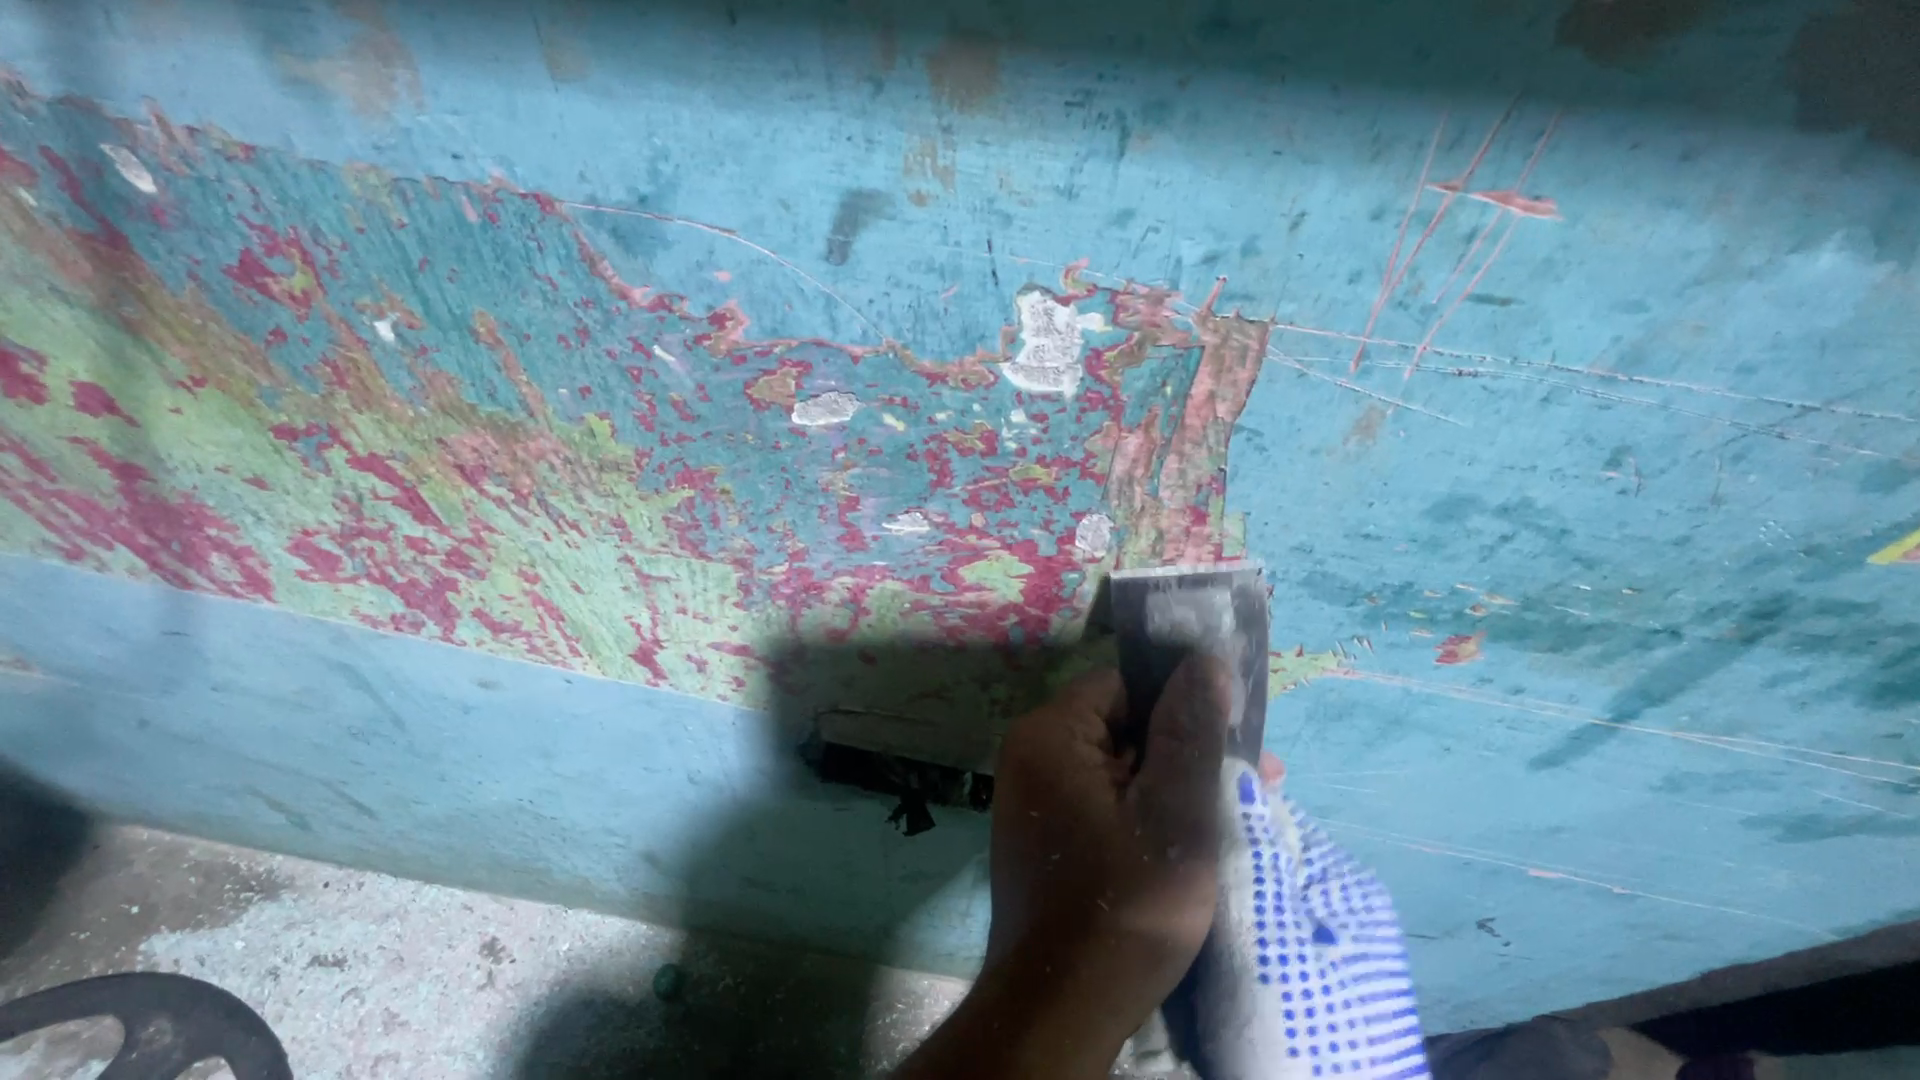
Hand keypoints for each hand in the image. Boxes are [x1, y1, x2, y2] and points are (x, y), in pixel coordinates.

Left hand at [986, 657, 1236, 1042]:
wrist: (1062, 1007)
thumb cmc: (1123, 904)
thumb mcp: (1174, 812)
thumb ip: (1190, 731)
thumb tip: (1205, 660)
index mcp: (1049, 735)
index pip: (1122, 687)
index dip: (1179, 703)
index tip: (1232, 732)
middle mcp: (1031, 757)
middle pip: (1121, 728)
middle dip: (1186, 749)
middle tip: (1254, 775)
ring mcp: (1035, 800)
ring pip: (1118, 770)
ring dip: (1174, 785)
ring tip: (1239, 808)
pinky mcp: (1047, 837)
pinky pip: (1103, 803)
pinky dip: (1146, 813)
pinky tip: (1193, 837)